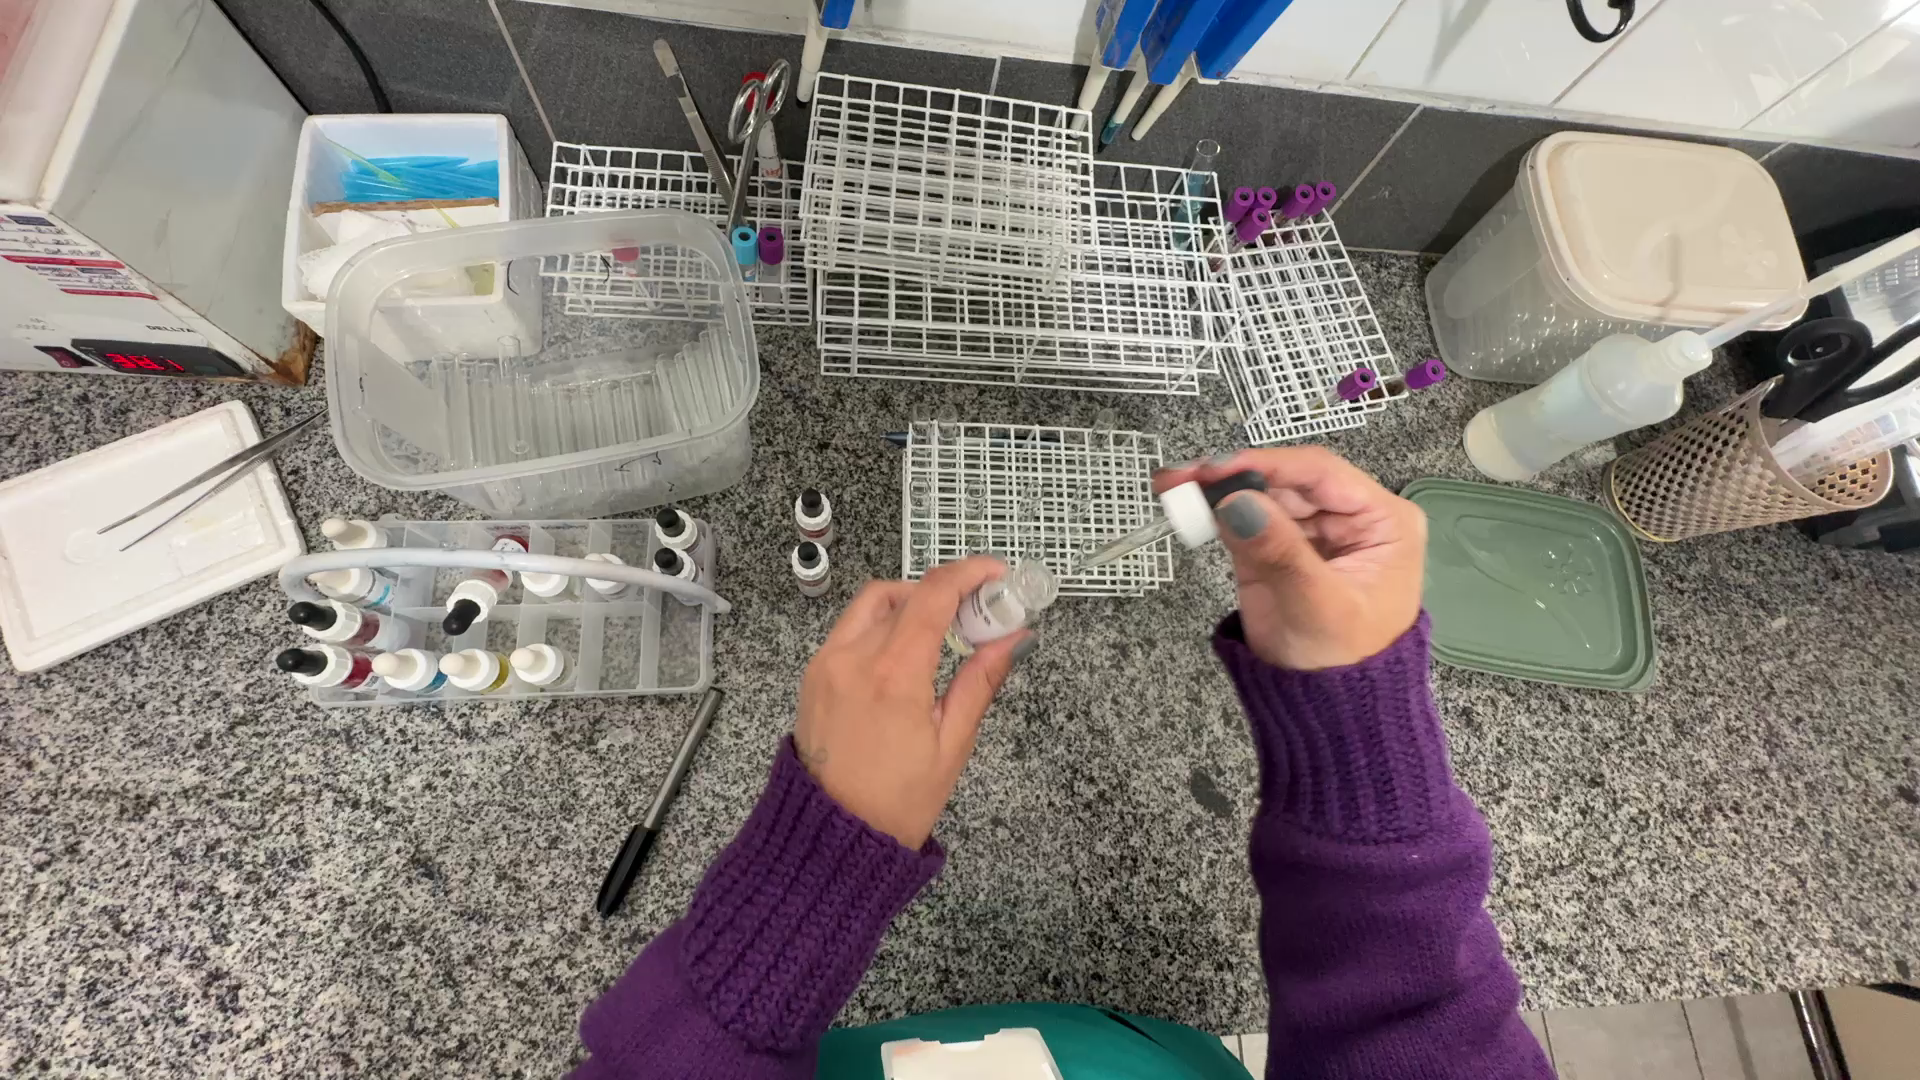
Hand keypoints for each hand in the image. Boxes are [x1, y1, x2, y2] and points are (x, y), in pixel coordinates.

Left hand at [794, 557, 1033, 848]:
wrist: (829, 842)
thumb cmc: (897, 803)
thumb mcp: (952, 745)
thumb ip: (981, 680)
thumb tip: (1015, 637)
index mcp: (894, 674)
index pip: (934, 595)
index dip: (969, 573)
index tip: (995, 574)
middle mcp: (853, 656)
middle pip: (903, 592)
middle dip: (944, 590)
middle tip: (975, 612)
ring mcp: (826, 663)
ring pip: (871, 603)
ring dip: (909, 601)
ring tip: (940, 629)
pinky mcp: (813, 675)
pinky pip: (850, 628)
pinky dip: (881, 622)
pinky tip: (904, 651)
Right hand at [1157, 448, 1425, 669]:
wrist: (1324, 704)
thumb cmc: (1341, 658)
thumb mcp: (1318, 605)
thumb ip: (1281, 552)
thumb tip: (1237, 502)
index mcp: (1379, 520)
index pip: (1320, 474)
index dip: (1267, 465)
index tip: (1216, 468)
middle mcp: (1344, 514)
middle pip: (1284, 479)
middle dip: (1233, 474)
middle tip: (1181, 478)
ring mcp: (1305, 528)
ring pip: (1257, 493)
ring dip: (1214, 488)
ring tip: (1172, 486)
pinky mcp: (1270, 543)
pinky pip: (1239, 516)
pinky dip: (1211, 509)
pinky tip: (1184, 502)